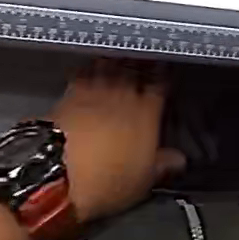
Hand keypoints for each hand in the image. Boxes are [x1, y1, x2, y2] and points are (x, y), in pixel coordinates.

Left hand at [51, 60, 185, 220]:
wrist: (59, 169)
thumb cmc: (107, 178)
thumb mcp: (143, 180)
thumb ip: (163, 164)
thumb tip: (179, 159)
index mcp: (147, 110)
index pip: (160, 84)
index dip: (164, 77)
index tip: (165, 75)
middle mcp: (123, 92)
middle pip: (136, 67)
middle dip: (141, 63)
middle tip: (144, 60)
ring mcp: (96, 87)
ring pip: (111, 63)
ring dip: (116, 60)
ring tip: (120, 59)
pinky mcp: (71, 90)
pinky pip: (85, 70)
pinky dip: (91, 67)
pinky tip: (91, 69)